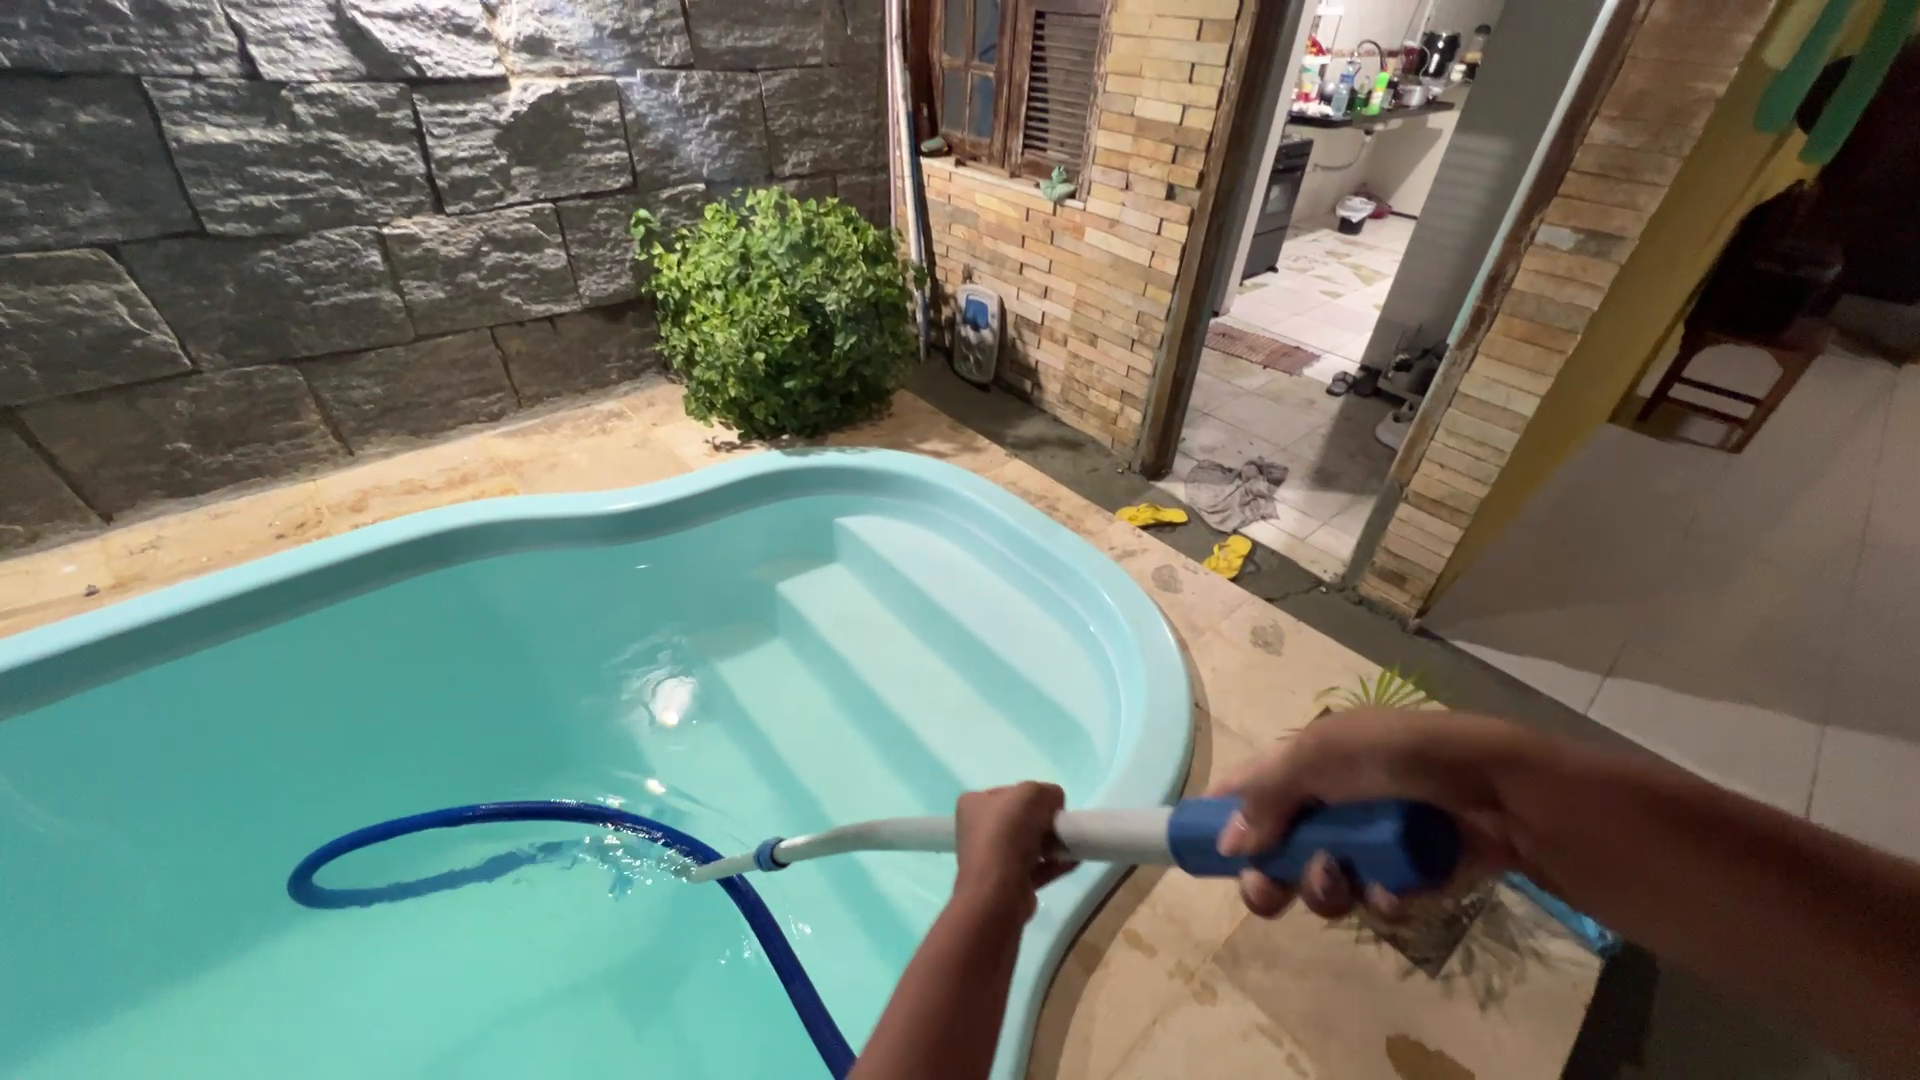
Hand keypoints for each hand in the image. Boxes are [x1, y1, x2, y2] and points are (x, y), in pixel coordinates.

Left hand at [952, 782, 1076, 920]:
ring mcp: (990, 859)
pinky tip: (1073, 861)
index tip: (1050, 806)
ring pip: (1027, 845)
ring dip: (1051, 844)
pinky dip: (1053, 865)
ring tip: (1070, 845)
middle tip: (1060, 826)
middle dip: (1043, 822)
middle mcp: (977, 830)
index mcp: (973, 804)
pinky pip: (1034, 869)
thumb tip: (1054, 803)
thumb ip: (1048, 792)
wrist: (998, 892)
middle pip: (1019, 820)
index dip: (1032, 796)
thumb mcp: (1032, 794)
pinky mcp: (1006, 884)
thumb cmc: (1007, 834)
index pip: (1009, 793)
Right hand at [1209, 709, 1538, 921]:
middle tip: (1267, 889)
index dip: (1217, 816)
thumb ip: (1266, 796)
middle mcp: (1327, 805)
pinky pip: (1373, 902)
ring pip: (1318, 884)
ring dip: (1323, 888)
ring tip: (1343, 877)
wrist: (1500, 790)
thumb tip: (1226, 845)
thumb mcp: (1319, 754)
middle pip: (1272, 851)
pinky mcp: (1406, 878)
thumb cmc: (1398, 756)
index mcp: (1301, 765)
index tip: (1197, 848)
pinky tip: (1395, 888)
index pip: (1244, 790)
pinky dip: (1380, 899)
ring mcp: (1366, 844)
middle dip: (1265, 875)